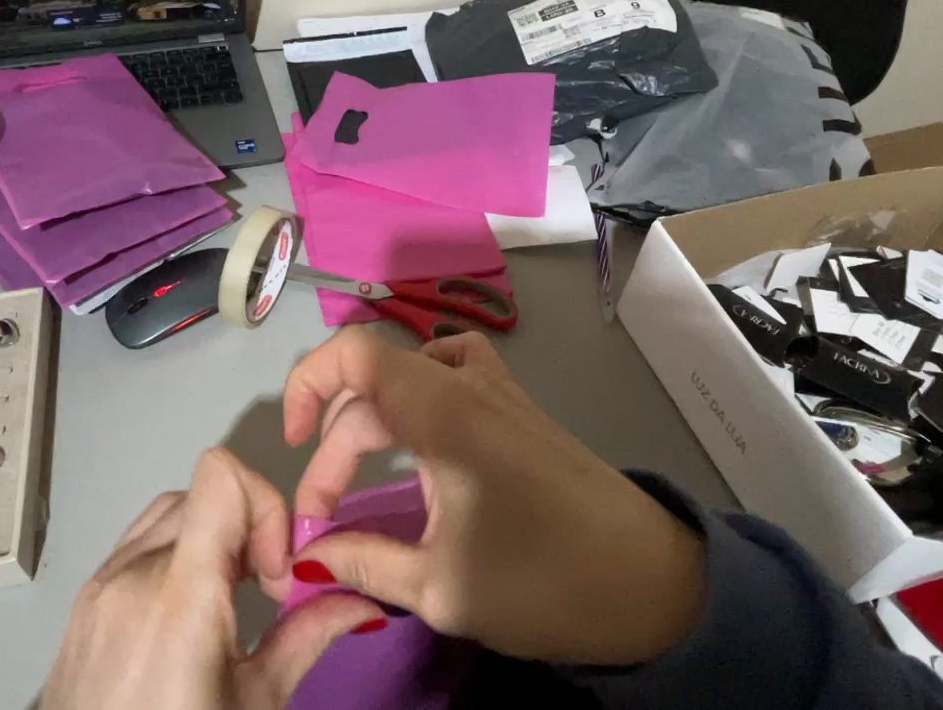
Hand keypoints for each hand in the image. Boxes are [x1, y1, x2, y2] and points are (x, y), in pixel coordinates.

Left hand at [43, 448, 382, 708]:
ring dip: (213, 534)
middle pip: (207, 493)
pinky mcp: (83, 599)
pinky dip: (177, 551)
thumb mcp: (256, 707)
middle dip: (249, 529)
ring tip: (228, 599)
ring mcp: (100, 581)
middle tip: (264, 593)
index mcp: (179, 594)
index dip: (265, 505)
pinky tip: (188, 611)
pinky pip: (140, 540)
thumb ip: (308, 635)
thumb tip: (363, 598)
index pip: (221, 475)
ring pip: (173, 509)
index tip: (276, 570)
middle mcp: (132, 570)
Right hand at [283, 328, 706, 665]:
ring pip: (409, 375)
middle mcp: (467, 383)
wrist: (649, 583)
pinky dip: (419, 392)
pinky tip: (420, 433)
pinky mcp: (516, 407)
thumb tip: (306, 556)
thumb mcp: (440, 587)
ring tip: (361, 468)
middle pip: (375, 384)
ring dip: (373, 416)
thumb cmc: (543, 582)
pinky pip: (453, 371)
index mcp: (443, 411)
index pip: (354, 355)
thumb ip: (363, 562)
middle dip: (336, 444)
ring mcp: (498, 389)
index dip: (307, 384)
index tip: (292, 446)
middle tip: (325, 515)